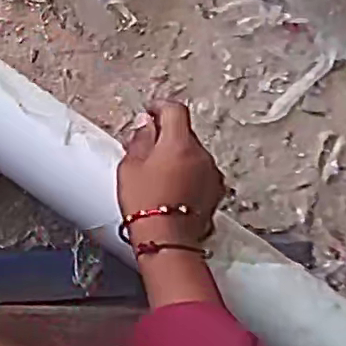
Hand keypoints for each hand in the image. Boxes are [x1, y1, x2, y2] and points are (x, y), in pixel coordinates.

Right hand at [117, 101, 225, 243]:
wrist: (165, 238)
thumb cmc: (144, 203)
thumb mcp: (129, 166)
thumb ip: (140, 140)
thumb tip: (146, 125)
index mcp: (178, 144)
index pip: (175, 111)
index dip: (159, 107)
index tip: (149, 112)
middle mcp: (201, 155)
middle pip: (184, 133)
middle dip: (165, 136)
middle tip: (143, 148)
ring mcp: (212, 174)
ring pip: (192, 153)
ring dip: (176, 156)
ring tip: (155, 173)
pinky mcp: (215, 191)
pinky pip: (200, 171)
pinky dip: (186, 173)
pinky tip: (169, 186)